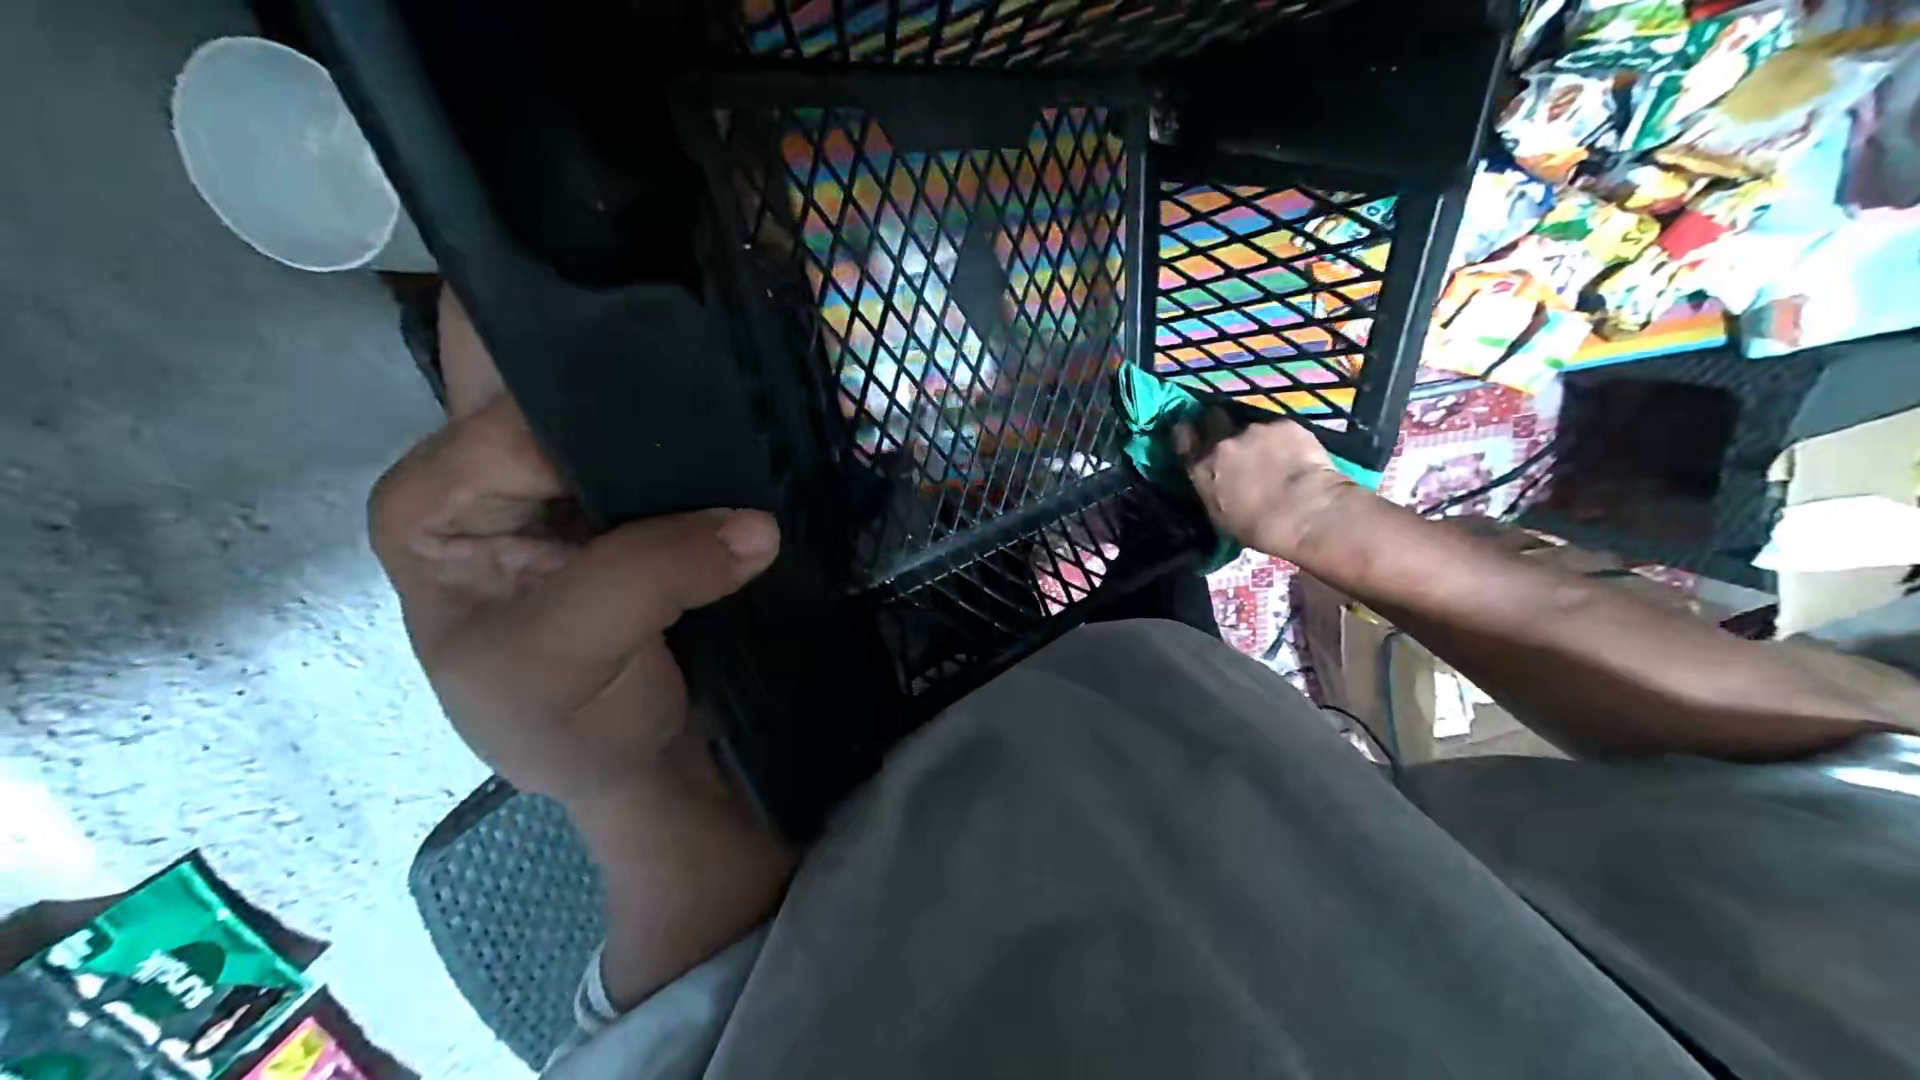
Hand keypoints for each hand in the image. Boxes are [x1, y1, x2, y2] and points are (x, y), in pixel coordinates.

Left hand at [369, 293, 779, 809]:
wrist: (645, 763)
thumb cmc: (566, 723)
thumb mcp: (564, 658)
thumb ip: (646, 577)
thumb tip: (759, 524)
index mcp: (436, 502)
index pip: (514, 418)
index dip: (594, 405)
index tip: (689, 401)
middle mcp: (500, 473)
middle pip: (559, 387)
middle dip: (636, 369)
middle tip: (724, 370)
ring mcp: (582, 483)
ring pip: (627, 411)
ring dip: (687, 409)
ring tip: (754, 403)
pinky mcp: (648, 502)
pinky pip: (678, 450)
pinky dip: (715, 443)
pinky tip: (755, 436)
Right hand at [1177, 412, 1352, 559]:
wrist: (1303, 513)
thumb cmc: (1257, 527)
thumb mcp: (1219, 515)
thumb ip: (1211, 489)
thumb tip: (1216, 482)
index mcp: (1201, 467)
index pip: (1183, 438)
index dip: (1188, 434)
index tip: (1193, 434)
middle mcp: (1222, 442)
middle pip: (1214, 420)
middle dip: (1222, 428)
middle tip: (1237, 444)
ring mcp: (1254, 429)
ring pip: (1251, 427)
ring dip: (1258, 438)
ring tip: (1274, 455)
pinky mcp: (1285, 424)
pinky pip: (1281, 429)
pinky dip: (1285, 440)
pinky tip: (1296, 456)